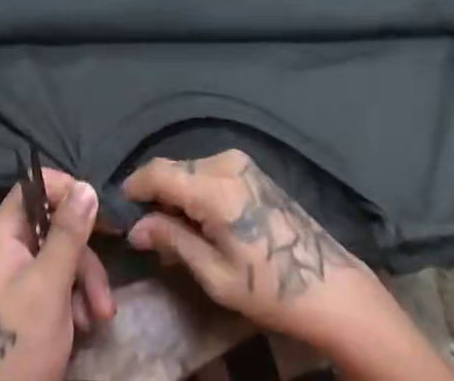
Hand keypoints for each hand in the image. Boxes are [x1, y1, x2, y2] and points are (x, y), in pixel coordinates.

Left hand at [0, 169, 115, 380]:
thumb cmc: (20, 339)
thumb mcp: (49, 284)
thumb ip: (67, 234)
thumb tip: (86, 186)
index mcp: (3, 233)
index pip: (33, 187)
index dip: (65, 190)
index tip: (97, 207)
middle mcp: (11, 246)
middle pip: (56, 225)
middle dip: (85, 256)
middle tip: (103, 288)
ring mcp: (22, 274)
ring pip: (65, 256)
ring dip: (88, 283)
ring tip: (100, 317)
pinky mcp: (35, 300)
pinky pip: (63, 282)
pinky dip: (80, 300)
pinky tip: (88, 326)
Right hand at [122, 151, 377, 347]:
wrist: (333, 290)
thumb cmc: (272, 289)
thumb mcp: (215, 275)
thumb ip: (172, 241)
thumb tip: (134, 228)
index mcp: (214, 188)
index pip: (156, 172)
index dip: (133, 188)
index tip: (120, 211)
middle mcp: (224, 163)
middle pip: (172, 170)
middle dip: (155, 195)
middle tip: (148, 230)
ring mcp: (241, 162)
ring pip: (188, 170)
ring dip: (175, 193)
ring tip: (175, 230)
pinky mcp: (251, 169)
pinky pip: (207, 171)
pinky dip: (194, 190)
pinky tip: (201, 221)